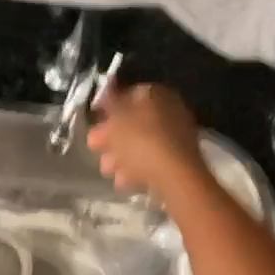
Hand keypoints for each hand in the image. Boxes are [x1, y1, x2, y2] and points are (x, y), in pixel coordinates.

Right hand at [87, 83, 208, 195]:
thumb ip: (108, 105)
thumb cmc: (139, 141)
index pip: (127, 95)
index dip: (108, 109)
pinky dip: (137, 167)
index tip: (95, 123)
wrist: (174, 176)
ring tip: (108, 170)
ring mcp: (177, 135)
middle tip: (96, 148)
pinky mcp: (179, 159)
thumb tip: (106, 94)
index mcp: (155, 93)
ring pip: (141, 142)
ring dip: (121, 155)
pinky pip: (152, 159)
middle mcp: (170, 109)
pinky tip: (124, 180)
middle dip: (113, 137)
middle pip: (134, 122)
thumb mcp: (114, 120)